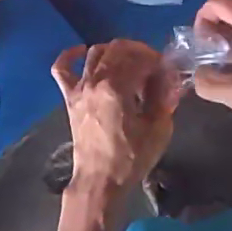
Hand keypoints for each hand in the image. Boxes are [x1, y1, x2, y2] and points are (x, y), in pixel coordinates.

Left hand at [51, 40, 178, 205]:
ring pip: (94, 53)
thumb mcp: (158, 130)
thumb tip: (169, 78)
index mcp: (118, 88)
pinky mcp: (69, 98)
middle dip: (139, 52)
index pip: (140, 59)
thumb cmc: (131, 158)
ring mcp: (79, 88)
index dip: (157, 60)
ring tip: (129, 63)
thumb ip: (164, 98)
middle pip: (117, 49)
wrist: (100, 181)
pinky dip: (70, 56)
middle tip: (152, 65)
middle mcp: (95, 81)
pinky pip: (61, 69)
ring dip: (114, 52)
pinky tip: (82, 51)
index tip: (167, 70)